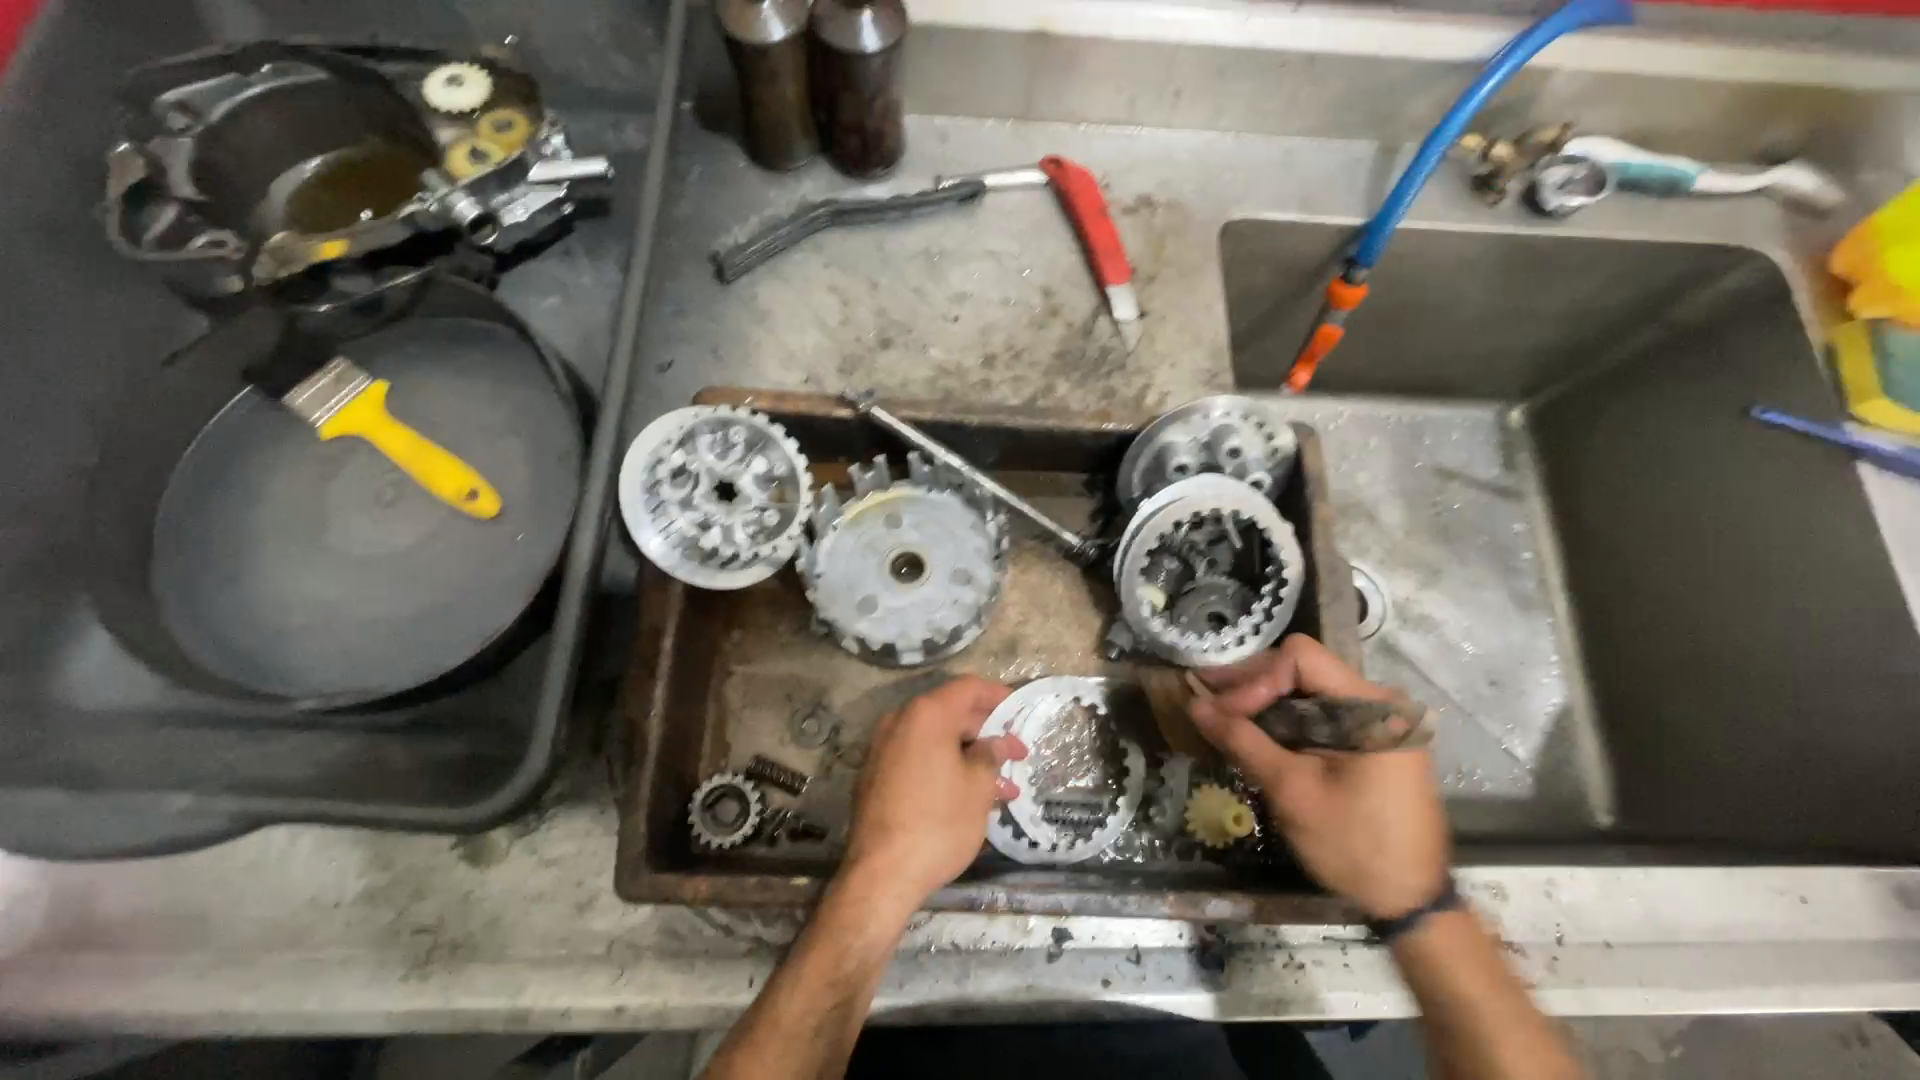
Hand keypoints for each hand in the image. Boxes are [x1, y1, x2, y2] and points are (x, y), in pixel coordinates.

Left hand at [839, 676, 1026, 916]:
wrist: (881, 874)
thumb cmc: (938, 823)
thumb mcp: (978, 787)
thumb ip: (990, 756)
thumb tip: (994, 744)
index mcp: (926, 715)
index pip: (967, 688)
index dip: (997, 696)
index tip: (1019, 712)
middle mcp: (899, 722)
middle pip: (950, 713)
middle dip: (986, 734)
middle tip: (1016, 756)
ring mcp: (882, 750)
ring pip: (935, 742)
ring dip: (969, 758)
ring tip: (1003, 789)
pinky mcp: (875, 777)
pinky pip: (917, 759)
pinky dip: (944, 769)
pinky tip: (969, 797)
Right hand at [1188, 634, 1449, 918]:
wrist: (1410, 902)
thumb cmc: (1354, 846)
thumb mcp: (1291, 791)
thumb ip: (1243, 741)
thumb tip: (1195, 704)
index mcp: (1370, 707)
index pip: (1300, 658)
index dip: (1255, 678)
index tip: (1224, 711)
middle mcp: (1378, 703)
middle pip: (1302, 670)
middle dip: (1251, 687)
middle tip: (1206, 703)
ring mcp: (1376, 723)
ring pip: (1307, 692)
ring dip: (1262, 703)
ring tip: (1220, 716)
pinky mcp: (1370, 742)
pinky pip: (1319, 715)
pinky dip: (1283, 721)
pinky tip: (1251, 732)